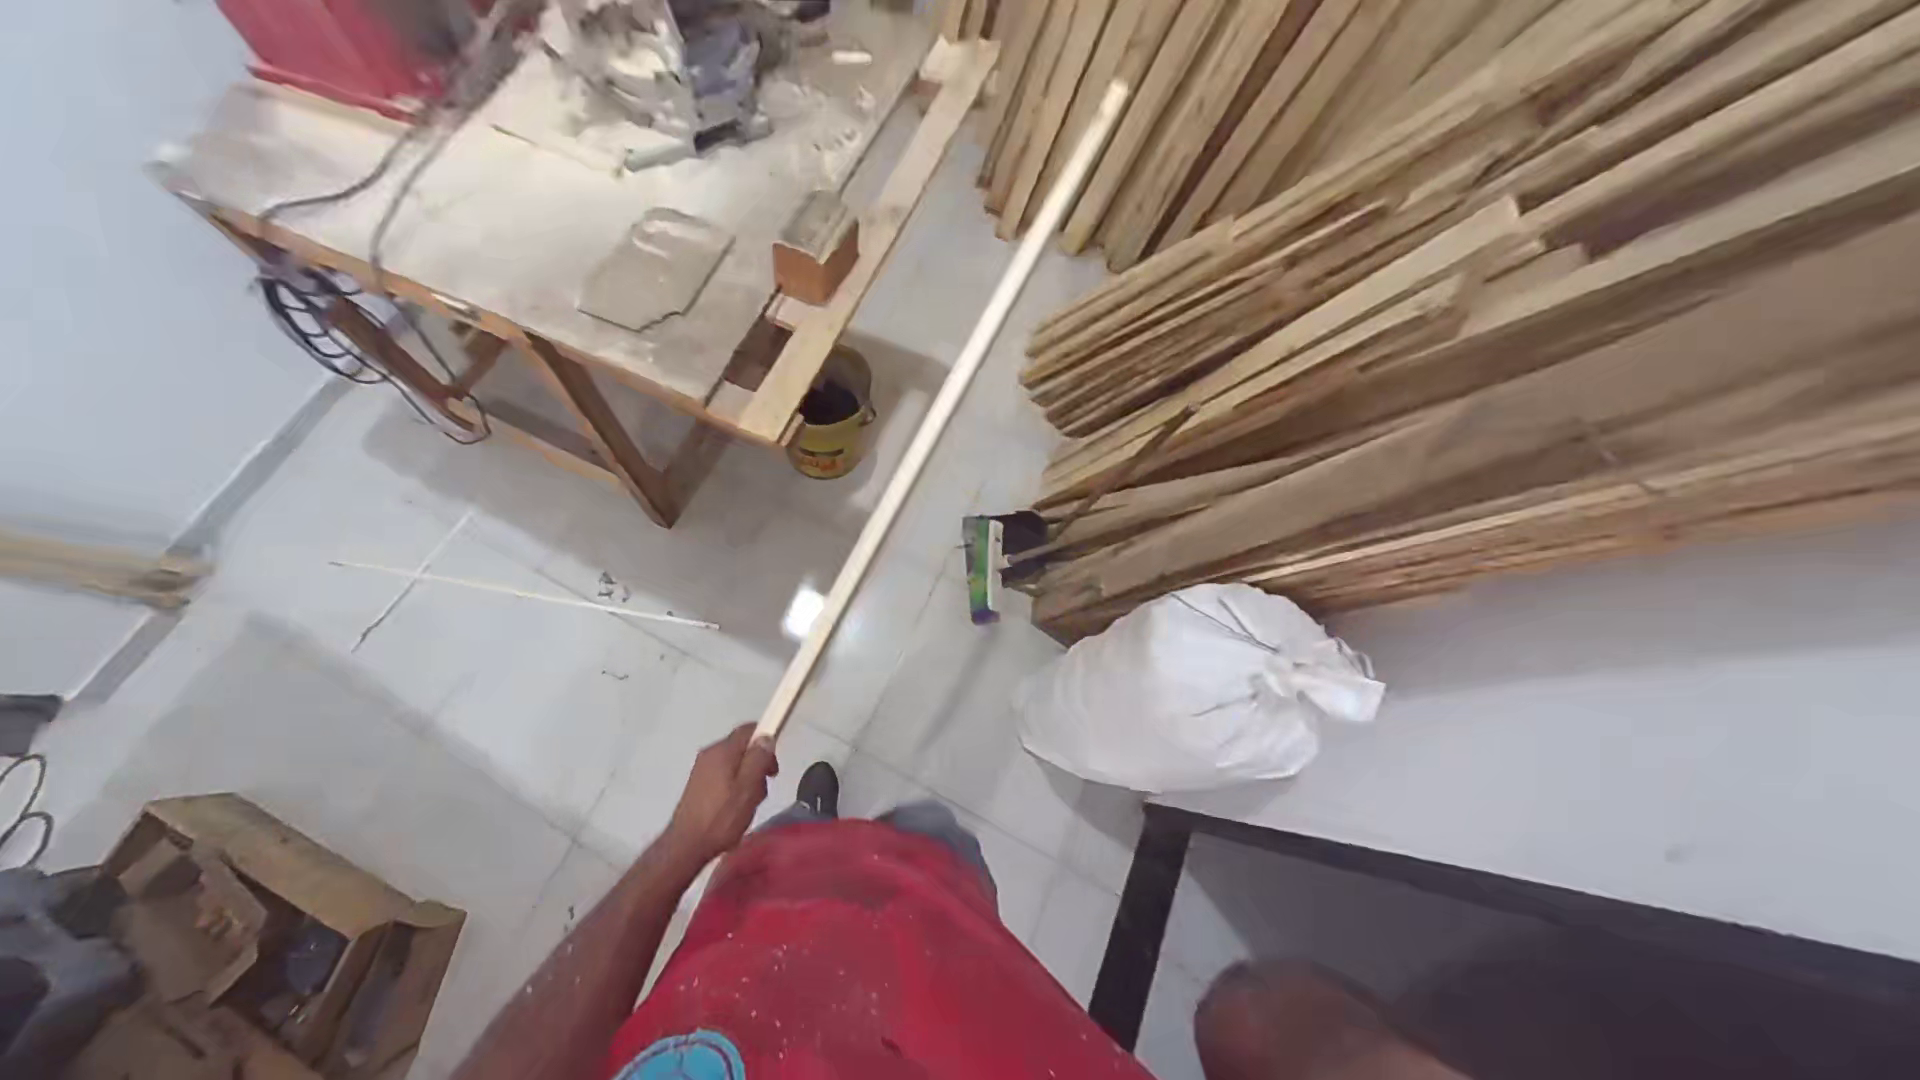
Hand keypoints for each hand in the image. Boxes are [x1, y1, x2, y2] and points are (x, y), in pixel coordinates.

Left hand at [666, 724, 778, 862]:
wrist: (686, 847)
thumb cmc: (721, 817)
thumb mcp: (748, 788)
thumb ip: (759, 759)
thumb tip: (766, 737)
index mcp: (722, 751)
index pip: (749, 730)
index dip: (766, 741)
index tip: (772, 766)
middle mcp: (710, 753)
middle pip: (743, 747)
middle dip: (757, 764)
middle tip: (762, 789)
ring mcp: (701, 769)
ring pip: (734, 763)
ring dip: (747, 778)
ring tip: (748, 803)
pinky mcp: (698, 784)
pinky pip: (724, 775)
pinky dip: (734, 785)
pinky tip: (734, 807)